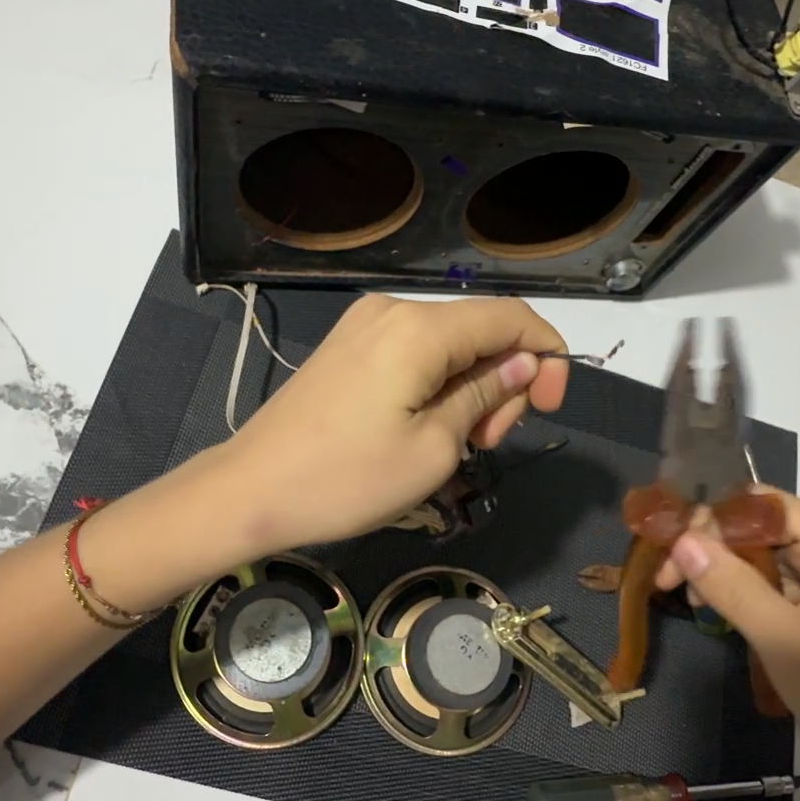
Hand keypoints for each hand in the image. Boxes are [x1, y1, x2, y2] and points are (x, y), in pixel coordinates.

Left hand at [218, 294, 568, 554]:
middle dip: (504, 380)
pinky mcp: (348, 346)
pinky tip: (427, 425)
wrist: (251, 490)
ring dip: (471, 386)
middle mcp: (392, 310)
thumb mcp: (434, 448)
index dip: (547, 354)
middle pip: (479, 329)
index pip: (511, 317)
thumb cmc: (346, 479)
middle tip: (489, 442)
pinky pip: (414, 351)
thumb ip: (485, 394)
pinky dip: (438, 382)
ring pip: (448, 342)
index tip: (549, 407)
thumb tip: (523, 362)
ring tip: (456, 443)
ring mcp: (364, 325)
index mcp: (419, 328)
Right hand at [658, 488, 799, 755]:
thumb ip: (732, 586)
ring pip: (766, 553)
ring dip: (723, 569)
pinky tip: (718, 608)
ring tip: (690, 598)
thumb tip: (681, 539)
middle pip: (764, 527)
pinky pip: (777, 580)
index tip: (672, 546)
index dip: (716, 518)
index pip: (768, 505)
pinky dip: (743, 589)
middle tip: (669, 578)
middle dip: (713, 546)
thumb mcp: (782, 639)